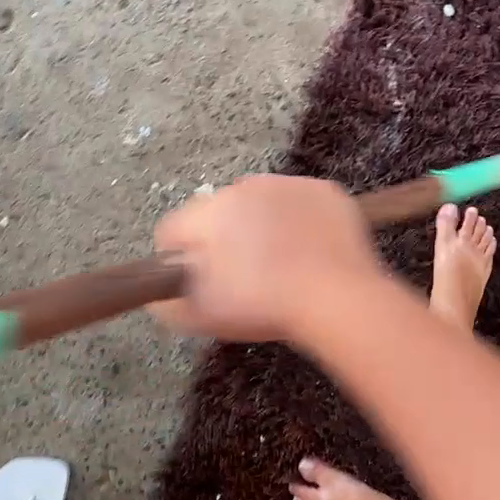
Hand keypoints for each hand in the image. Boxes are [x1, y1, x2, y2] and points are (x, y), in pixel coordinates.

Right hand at [147, 175, 377, 341]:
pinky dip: (300, 217)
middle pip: (219, 211)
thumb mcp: (199, 316)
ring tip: (280, 259)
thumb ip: (166, 299)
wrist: (336, 296)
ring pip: (262, 201)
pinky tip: (308, 245)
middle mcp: (246, 187)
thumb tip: (163, 288)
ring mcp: (290, 184)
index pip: (174, 228)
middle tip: (244, 272)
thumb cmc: (265, 306)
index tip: (199, 278)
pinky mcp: (325, 190)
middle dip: (224, 236)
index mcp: (208, 213)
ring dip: (263, 222)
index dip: (182, 257)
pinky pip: (301, 200)